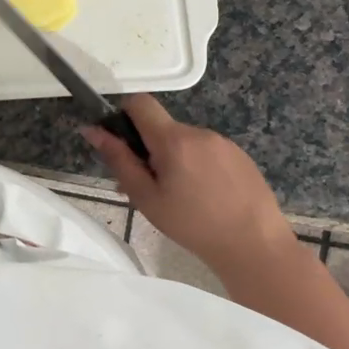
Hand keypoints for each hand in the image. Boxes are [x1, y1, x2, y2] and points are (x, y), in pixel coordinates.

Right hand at [81, 95, 296, 271]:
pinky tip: (204, 196)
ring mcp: (224, 144)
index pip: (140, 103)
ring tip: (178, 196)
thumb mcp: (144, 196)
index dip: (124, 116)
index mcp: (173, 140)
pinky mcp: (241, 157)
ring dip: (172, 159)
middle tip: (148, 187)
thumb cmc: (192, 224)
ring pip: (183, 141)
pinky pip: (206, 151)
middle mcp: (200, 133)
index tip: (124, 146)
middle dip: (148, 148)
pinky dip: (196, 166)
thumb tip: (92, 130)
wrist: (256, 246)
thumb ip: (118, 160)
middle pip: (161, 127)